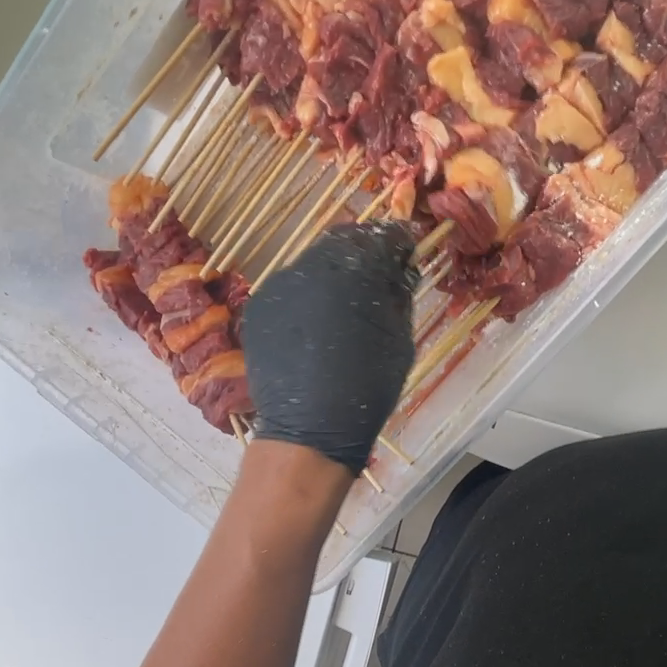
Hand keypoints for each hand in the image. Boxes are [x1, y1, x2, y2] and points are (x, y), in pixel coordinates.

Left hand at [243, 223, 417, 473]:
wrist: (310, 430)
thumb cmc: (366, 388)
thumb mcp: (399, 339)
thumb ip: (398, 294)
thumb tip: (398, 269)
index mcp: (352, 271)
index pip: (381, 237)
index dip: (398, 243)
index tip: (407, 254)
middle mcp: (310, 266)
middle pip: (342, 244)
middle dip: (363, 255)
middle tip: (377, 276)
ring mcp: (279, 286)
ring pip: (313, 264)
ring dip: (333, 275)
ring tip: (346, 305)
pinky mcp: (259, 308)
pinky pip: (291, 290)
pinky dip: (308, 297)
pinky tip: (317, 327)